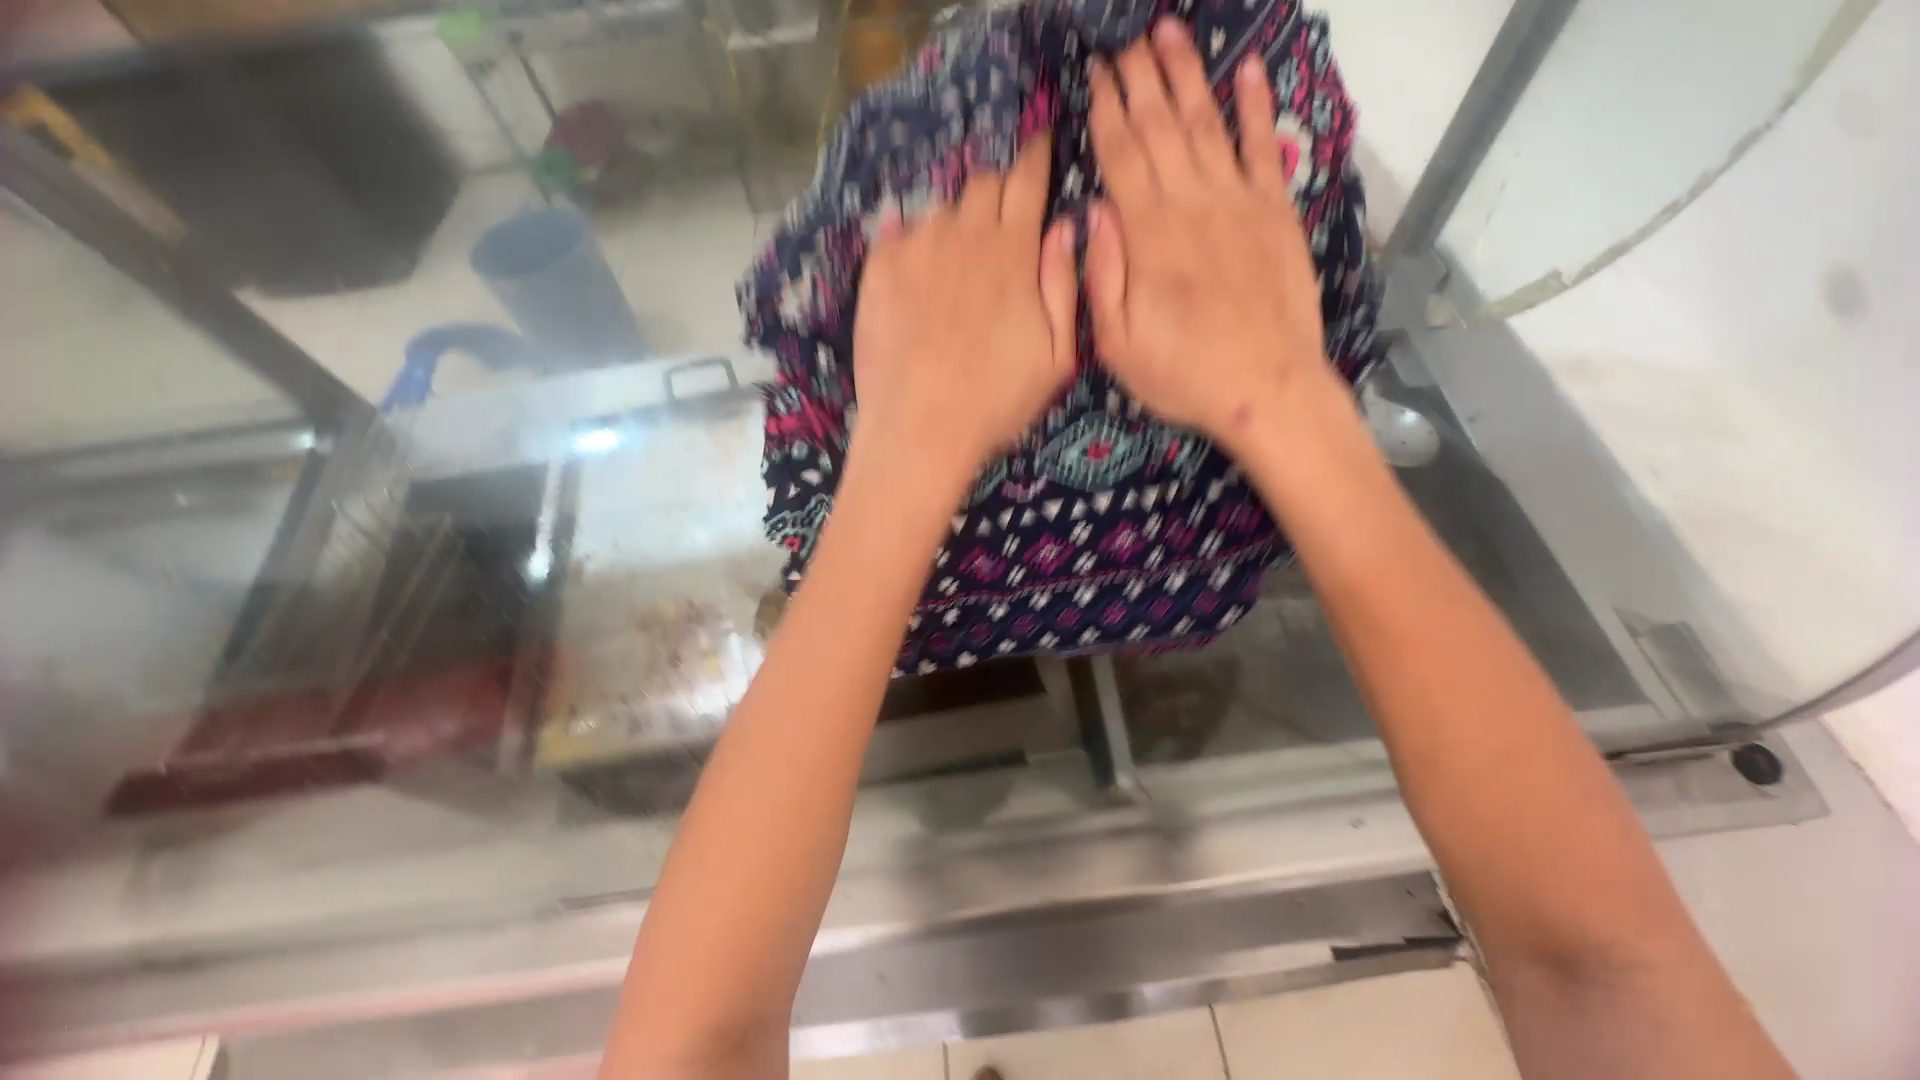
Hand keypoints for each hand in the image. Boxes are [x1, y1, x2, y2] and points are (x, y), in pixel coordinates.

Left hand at [851, 135, 1077, 488]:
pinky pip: (899, 231)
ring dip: (956, 224)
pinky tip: (919, 274)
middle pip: (983, 183)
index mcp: (1013, 251)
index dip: (1037, 156)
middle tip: (1000, 224)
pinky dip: (913, 241)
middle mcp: (963, 234)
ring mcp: (916, 247)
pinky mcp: (879, 267)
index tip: (1041, 145)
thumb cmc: (997, 400)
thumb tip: (1065, 227)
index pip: (1027, 179)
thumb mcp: (1058, 355)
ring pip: (942, 209)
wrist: (919, 428)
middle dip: (998, 191)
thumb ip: (1065, 284)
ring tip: (956, 267)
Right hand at [1085, 19, 1334, 449]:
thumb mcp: (1117, 345)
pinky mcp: (1276, 212)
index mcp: (1147, 237)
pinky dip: (1257, 107)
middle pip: (1161, 127)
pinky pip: (1265, 147)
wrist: (1268, 391)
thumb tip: (1093, 211)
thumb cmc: (1183, 376)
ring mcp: (1239, 203)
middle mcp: (1191, 205)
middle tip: (1125, 40)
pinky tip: (1248, 70)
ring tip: (1170, 32)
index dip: (1105, 110)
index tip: (1094, 73)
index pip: (1120, 155)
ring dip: (1188, 75)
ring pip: (1207, 124)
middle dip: (1140, 78)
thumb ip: (1101, 275)